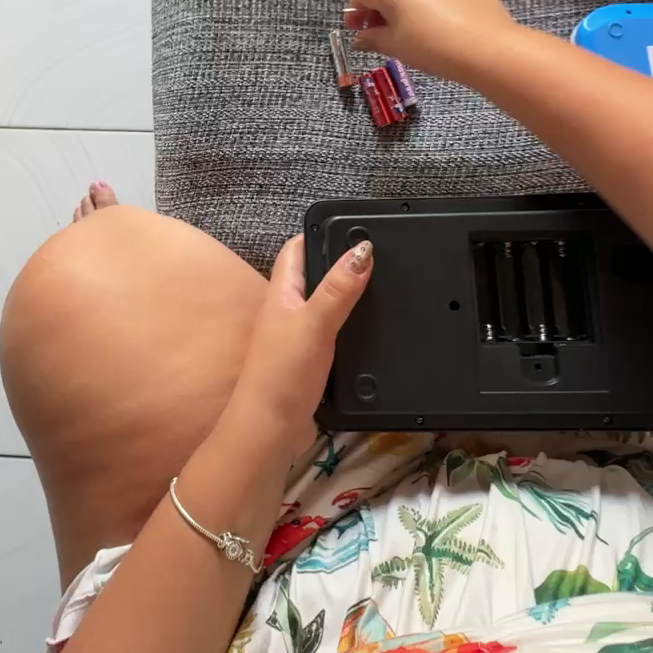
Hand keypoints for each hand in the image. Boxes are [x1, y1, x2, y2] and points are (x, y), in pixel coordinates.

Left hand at [222, 235, 373, 462]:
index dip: (320, 233)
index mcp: (283, 292)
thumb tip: (363, 249)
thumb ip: (338, 289)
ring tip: (382, 286)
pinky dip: (349, 326)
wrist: (270, 429)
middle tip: (377, 254)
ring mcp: (297, 336)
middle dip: (339, 262)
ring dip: (347, 295)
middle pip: (314, 275)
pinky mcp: (309, 361)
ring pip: (324, 304)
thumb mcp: (314, 323)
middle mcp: (287, 310)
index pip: (297, 250)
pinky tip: (370, 330)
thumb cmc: (284, 372)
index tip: (351, 224)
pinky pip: (332, 332)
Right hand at [345, 0, 518, 80]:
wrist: (487, 47)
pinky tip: (439, 25)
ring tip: (412, 29)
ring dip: (404, 3)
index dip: (355, 13)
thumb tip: (360, 38)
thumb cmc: (432, 47)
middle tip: (382, 31)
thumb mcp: (396, 47)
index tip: (358, 31)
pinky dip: (429, 2)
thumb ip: (372, 39)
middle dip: (379, 6)